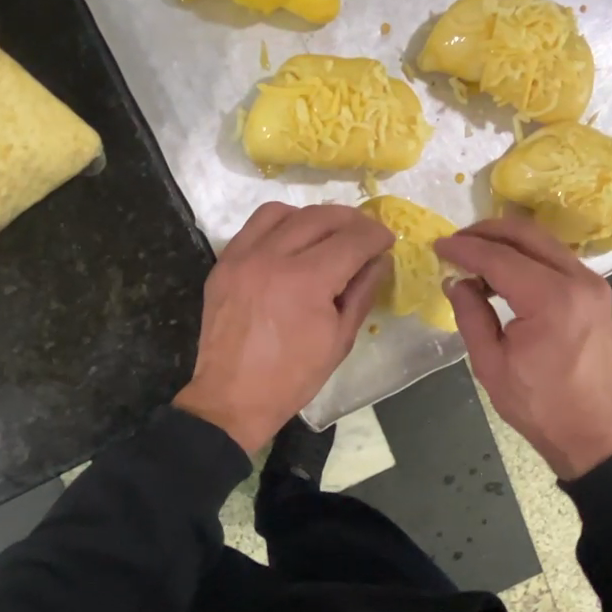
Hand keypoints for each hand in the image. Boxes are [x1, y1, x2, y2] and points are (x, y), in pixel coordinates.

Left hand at [175, 202, 393, 453]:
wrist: (233, 398)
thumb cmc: (292, 378)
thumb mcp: (339, 340)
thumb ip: (362, 293)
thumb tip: (379, 260)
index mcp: (306, 281)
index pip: (352, 239)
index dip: (376, 236)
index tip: (387, 241)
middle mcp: (272, 258)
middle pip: (320, 217)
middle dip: (351, 221)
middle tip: (364, 235)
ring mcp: (242, 257)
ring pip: (285, 212)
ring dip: (313, 217)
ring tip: (328, 235)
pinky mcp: (224, 264)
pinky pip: (254, 227)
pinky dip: (279, 225)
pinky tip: (292, 243)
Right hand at [436, 218, 611, 480]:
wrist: (593, 431)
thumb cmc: (538, 405)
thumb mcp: (492, 364)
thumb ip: (471, 316)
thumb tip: (456, 281)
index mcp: (551, 299)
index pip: (500, 258)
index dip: (465, 249)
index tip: (438, 246)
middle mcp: (578, 281)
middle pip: (527, 235)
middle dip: (486, 233)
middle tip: (455, 243)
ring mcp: (592, 285)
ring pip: (544, 243)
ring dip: (507, 243)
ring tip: (474, 258)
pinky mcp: (595, 294)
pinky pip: (556, 260)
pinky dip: (527, 257)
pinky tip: (503, 274)